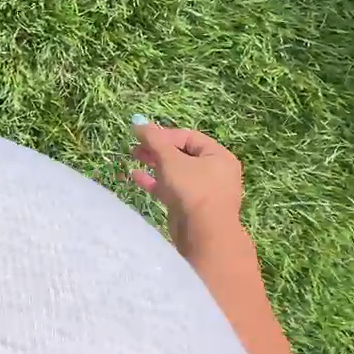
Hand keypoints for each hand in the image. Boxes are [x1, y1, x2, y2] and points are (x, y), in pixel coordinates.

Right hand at [128, 120, 245, 255]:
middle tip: (136, 147)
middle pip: (181, 153)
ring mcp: (204, 189)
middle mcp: (216, 171)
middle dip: (156, 148)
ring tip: (134, 157)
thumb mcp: (169, 158)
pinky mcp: (192, 204)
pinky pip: (171, 186)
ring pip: (175, 170)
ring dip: (153, 162)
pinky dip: (154, 180)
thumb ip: (153, 138)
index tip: (143, 137)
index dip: (164, 134)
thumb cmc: (191, 187)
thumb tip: (138, 122)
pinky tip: (135, 176)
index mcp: (218, 156)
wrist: (203, 231)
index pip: (189, 136)